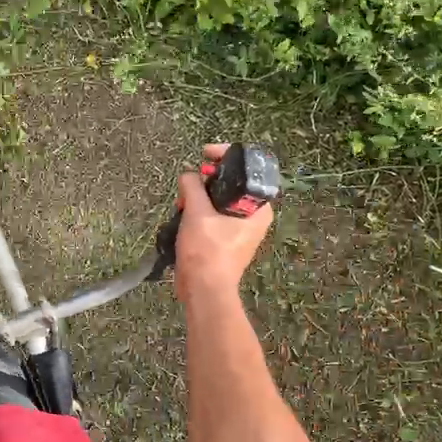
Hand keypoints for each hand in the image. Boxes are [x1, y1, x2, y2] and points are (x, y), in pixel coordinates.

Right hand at [174, 143, 273, 302]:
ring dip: (199, 196)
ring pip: (219, 200)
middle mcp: (254, 216)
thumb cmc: (207, 250)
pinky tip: (182, 214)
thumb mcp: (197, 212)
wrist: (204, 288)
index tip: (204, 153)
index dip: (225, 157)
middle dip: (207, 179)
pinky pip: (213, 215)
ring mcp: (240, 228)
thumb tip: (188, 175)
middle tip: (190, 179)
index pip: (248, 171)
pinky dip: (198, 210)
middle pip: (231, 184)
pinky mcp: (225, 239)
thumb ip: (192, 187)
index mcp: (258, 208)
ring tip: (182, 201)